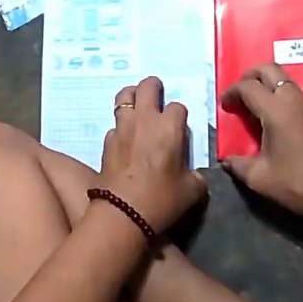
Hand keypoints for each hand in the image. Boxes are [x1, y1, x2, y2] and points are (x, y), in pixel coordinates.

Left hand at [99, 76, 207, 231]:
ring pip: (123, 97)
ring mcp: (122, 129)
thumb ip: (196, 175)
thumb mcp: (193, 190)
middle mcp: (145, 120)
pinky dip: (120, 128)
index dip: (180, 116)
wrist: (122, 214)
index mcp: (169, 127)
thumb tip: (193, 174)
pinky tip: (125, 140)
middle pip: (147, 86)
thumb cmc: (162, 199)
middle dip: (154, 87)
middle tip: (157, 93)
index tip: (180, 128)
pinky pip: (114, 125)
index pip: (178, 106)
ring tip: (137, 107)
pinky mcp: (106, 142)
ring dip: (132, 98)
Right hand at [219, 64, 302, 223]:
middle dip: (250, 76)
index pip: (249, 87)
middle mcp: (292, 100)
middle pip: (269, 70)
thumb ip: (238, 164)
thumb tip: (227, 160)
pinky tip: (269, 118)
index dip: (232, 92)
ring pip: (283, 79)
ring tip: (252, 106)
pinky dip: (277, 95)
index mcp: (276, 110)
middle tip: (239, 95)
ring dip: (265, 85)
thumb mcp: (258, 177)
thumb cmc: (294, 182)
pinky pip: (292, 93)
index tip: (224, 106)